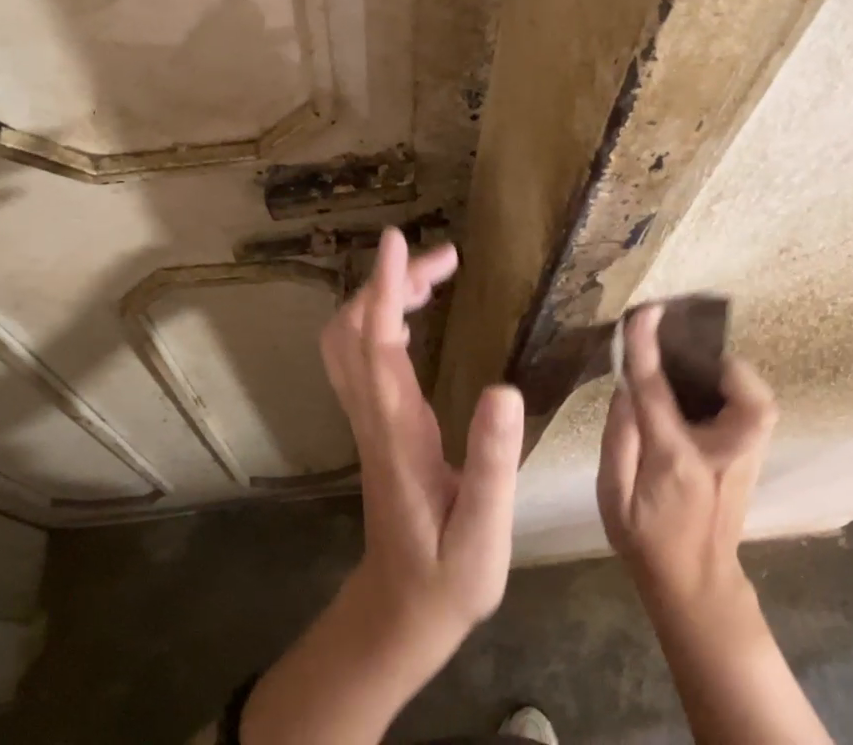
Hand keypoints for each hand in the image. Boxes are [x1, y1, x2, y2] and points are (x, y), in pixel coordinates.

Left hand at [240, 229, 524, 744]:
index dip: (385, 291)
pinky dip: (381, 321)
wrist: (399, 612)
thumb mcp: (483, 532)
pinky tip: (418, 317)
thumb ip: (492, 464)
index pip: (377, 347)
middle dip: (387, 282)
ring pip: (349, 342)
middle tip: (443, 260)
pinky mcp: (376, 427)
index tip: (398, 242)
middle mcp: (374, 418)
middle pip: (352, 330)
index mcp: (398, 434)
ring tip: (435, 276)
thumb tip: (504, 389)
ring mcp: (369, 422)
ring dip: (381, 298)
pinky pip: (361, 358)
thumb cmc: (446, 579)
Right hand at [597, 305, 777, 600]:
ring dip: (731, 375)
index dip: (647, 350)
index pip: (658, 393)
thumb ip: (618, 437)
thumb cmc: (645, 540)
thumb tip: (626, 387)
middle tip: (687, 346)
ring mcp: (746, 458)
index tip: (643, 314)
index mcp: (675, 461)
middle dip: (721, 362)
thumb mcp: (612, 494)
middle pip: (745, 396)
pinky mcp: (753, 459)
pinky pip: (754, 411)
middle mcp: (722, 454)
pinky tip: (705, 392)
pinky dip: (736, 391)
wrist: (695, 582)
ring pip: (760, 401)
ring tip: (694, 367)